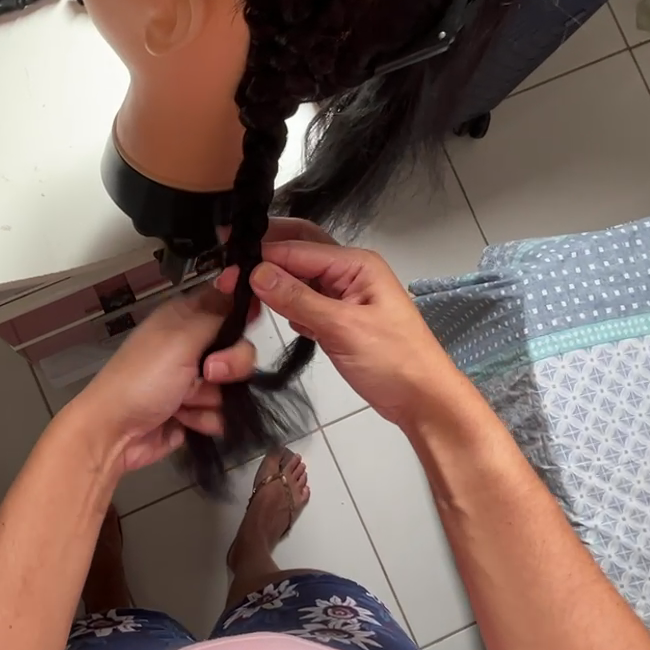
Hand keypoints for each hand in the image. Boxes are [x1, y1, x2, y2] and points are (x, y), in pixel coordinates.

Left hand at [61, 287, 257, 471]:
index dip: (243, 313)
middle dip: (231, 366)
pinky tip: (185, 420)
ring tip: (185, 402)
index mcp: (184, 320)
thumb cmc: (141, 380)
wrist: (114, 434)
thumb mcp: (181, 338)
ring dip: (213, 398)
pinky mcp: (195, 411)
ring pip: (233, 386)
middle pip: (239, 349)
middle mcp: (192, 348)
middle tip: (209, 373)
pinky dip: (206, 419)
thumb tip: (236, 273)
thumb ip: (216, 311)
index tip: (250, 323)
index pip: (228, 304)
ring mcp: (193, 382)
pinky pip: (222, 413)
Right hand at [218, 219, 468, 427]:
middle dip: (265, 258)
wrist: (422, 400)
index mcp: (356, 264)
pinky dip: (286, 306)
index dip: (261, 257)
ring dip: (272, 283)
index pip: (298, 249)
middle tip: (227, 266)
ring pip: (299, 279)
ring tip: (238, 290)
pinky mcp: (338, 320)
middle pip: (299, 253)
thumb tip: (257, 273)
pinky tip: (267, 312)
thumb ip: (298, 299)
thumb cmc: (394, 361)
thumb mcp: (342, 327)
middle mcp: (349, 273)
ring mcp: (344, 297)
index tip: (227, 269)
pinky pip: (305, 303)